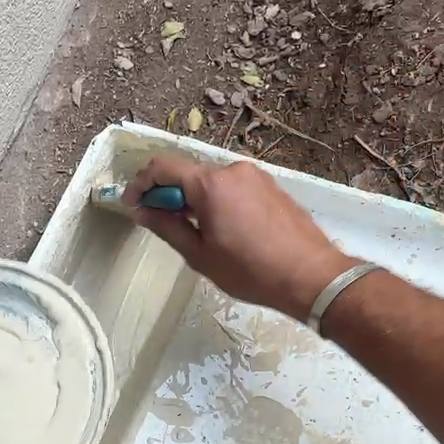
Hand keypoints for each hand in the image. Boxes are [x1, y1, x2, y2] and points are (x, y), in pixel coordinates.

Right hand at [125, 154, 359, 320]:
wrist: (311, 276)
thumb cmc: (250, 271)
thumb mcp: (200, 255)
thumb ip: (167, 227)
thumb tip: (142, 211)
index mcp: (210, 184)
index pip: (162, 167)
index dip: (141, 184)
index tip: (132, 205)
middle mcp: (232, 170)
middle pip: (188, 174)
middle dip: (169, 195)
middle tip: (161, 224)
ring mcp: (255, 176)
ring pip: (211, 182)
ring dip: (195, 200)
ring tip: (197, 234)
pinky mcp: (271, 187)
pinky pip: (233, 188)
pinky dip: (218, 202)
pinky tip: (224, 231)